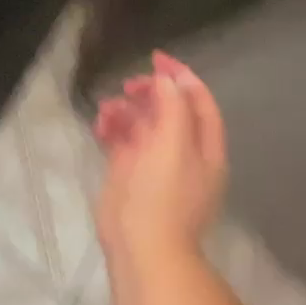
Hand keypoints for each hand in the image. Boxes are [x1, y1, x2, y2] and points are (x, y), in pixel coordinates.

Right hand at [94, 53, 227, 271]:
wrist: (141, 246)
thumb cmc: (164, 195)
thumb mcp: (174, 145)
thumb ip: (174, 108)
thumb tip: (166, 80)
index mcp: (204, 148)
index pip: (199, 102)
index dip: (181, 77)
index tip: (156, 58)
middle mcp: (182, 152)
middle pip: (169, 108)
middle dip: (150, 92)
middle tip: (128, 85)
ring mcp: (153, 162)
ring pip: (142, 122)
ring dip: (126, 108)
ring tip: (109, 109)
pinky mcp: (127, 172)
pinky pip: (121, 138)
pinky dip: (112, 127)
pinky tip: (101, 125)